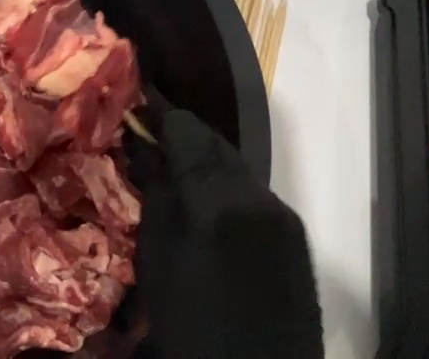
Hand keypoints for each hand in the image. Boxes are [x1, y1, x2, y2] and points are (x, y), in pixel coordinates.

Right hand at [127, 109, 322, 358]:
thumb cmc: (189, 321)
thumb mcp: (156, 255)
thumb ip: (154, 190)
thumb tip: (142, 145)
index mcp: (215, 197)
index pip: (184, 126)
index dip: (156, 112)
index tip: (132, 107)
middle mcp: (256, 193)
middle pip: (214, 141)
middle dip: (180, 134)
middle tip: (147, 136)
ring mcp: (283, 213)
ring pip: (235, 164)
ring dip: (204, 159)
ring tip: (173, 168)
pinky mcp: (297, 235)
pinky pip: (253, 191)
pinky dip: (225, 185)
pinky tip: (207, 203)